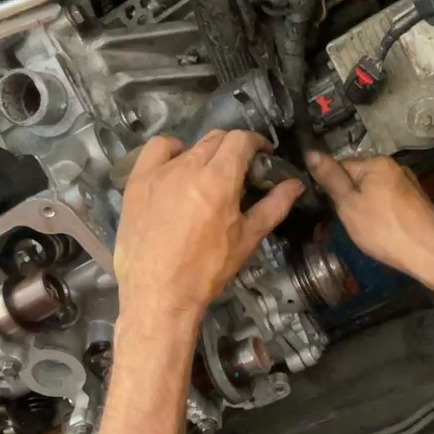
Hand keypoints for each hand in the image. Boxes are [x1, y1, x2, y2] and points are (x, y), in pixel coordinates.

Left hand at [115, 130, 304, 327]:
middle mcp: (188, 167)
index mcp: (219, 179)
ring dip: (205, 155)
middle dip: (233, 149)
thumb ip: (273, 207)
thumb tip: (295, 184)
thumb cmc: (206, 271)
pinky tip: (176, 168)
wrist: (158, 294)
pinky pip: (157, 150)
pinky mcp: (137, 182)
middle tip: (239, 172)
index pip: (241, 140)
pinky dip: (171, 152)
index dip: (256, 143)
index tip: (262, 156)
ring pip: (190, 147)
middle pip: (216, 139)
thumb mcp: (246, 239)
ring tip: (207, 177)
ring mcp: (159, 172)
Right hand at [307, 151, 433, 277]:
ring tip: (364, 228)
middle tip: (347, 221)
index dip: (330, 187)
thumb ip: (330, 178)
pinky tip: (382, 229)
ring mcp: (408, 183)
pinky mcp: (416, 200)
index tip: (329, 208)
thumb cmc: (383, 229)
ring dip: (364, 206)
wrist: (429, 253)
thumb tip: (310, 152)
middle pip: (359, 178)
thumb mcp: (349, 205)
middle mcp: (394, 166)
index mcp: (377, 162)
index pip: (341, 166)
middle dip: (349, 197)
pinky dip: (380, 213)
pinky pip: (388, 200)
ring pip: (374, 191)